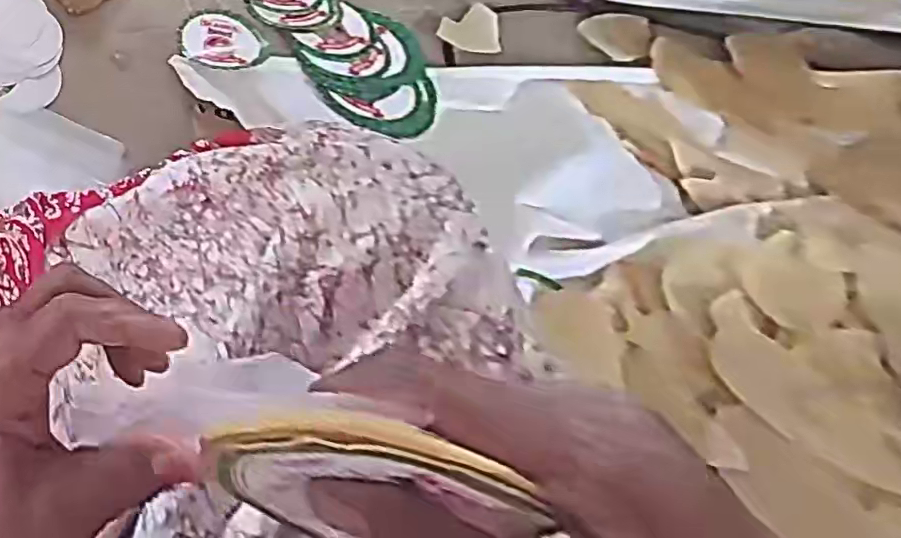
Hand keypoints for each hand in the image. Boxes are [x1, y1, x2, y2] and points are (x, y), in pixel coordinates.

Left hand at [0, 265, 196, 537]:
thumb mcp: (72, 502)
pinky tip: (119, 364)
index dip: (126, 322)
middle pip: (65, 289)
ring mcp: (0, 341)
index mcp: (4, 371)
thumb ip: (132, 471)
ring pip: (62, 294)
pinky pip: (56, 314)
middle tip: (159, 351)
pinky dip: (94, 326)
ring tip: (145, 363)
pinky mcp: (10, 350)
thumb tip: (191, 450)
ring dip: (109, 317)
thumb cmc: (7, 521)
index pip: (70, 317)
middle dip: (118, 312)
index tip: (174, 340)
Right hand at [310, 354, 770, 537]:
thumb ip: (431, 531)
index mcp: (585, 439)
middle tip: (331, 455)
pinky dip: (459, 438)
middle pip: (440, 378)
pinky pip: (501, 412)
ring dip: (415, 425)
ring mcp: (600, 406)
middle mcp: (587, 400)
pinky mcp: (604, 423)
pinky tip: (451, 478)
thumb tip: (326, 490)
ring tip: (380, 466)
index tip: (296, 422)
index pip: (428, 379)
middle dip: (377, 412)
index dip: (351, 393)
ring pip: (464, 390)